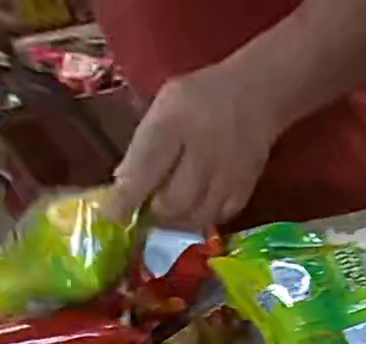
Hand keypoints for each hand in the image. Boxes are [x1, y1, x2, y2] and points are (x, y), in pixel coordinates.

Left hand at [107, 57, 275, 228]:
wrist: (254, 99)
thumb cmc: (200, 99)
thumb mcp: (163, 108)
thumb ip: (146, 145)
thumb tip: (127, 183)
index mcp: (173, 124)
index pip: (144, 169)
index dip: (126, 197)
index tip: (111, 216)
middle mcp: (201, 155)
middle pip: (173, 202)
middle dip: (154, 214)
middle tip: (145, 213)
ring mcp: (226, 177)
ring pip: (197, 216)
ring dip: (178, 222)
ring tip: (168, 216)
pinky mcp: (244, 192)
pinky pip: (219, 218)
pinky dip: (202, 220)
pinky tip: (194, 212)